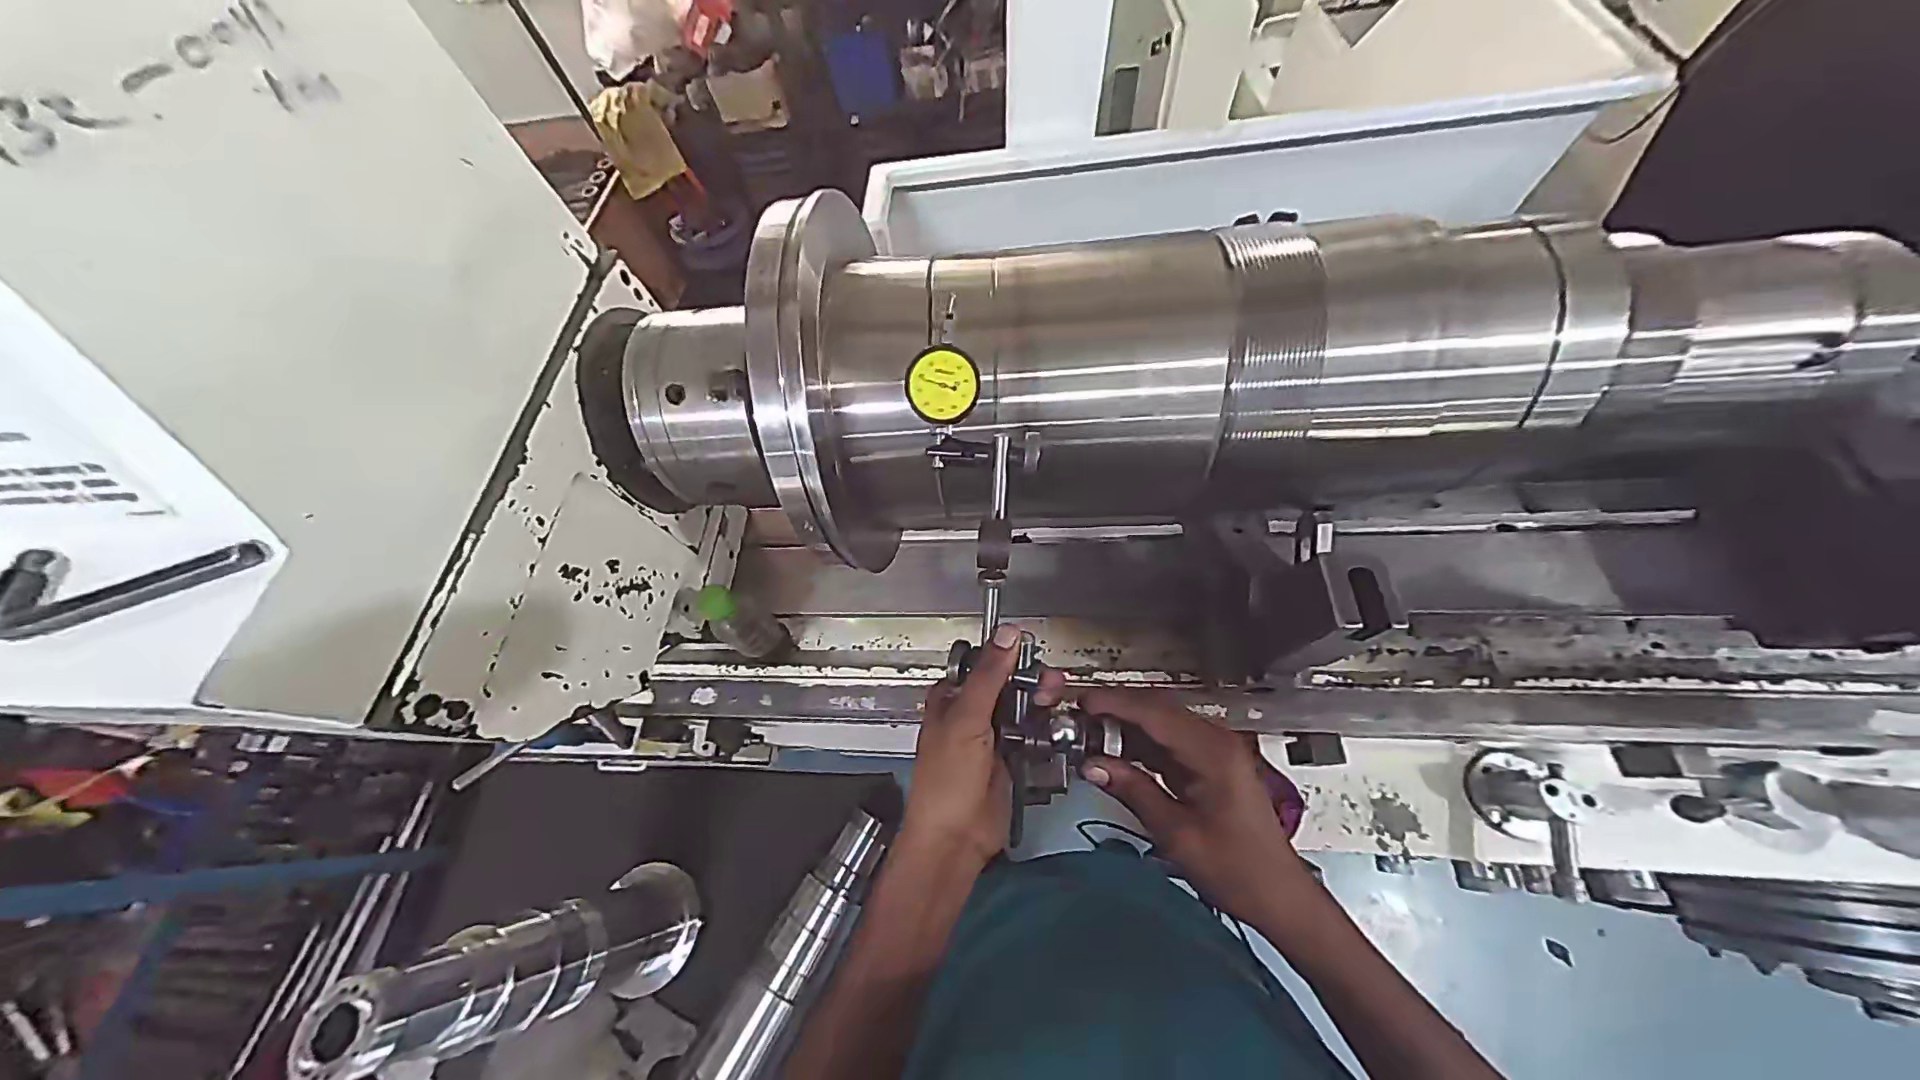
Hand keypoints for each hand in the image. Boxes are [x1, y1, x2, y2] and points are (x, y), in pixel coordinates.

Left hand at [900, 624, 1063, 871]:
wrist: (957, 839)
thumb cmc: (947, 780)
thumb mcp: (967, 719)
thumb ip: (990, 675)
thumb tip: (1006, 634)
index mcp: (951, 698)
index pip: (983, 663)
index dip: (1007, 655)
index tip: (1031, 650)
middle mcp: (971, 713)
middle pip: (1008, 683)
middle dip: (1031, 680)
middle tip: (1050, 684)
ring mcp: (992, 736)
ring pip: (1024, 707)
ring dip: (1041, 702)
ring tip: (1055, 701)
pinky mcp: (1012, 757)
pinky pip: (1034, 733)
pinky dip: (1046, 727)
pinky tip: (1056, 724)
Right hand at [1078, 687, 1318, 925]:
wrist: (1279, 896)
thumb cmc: (1236, 870)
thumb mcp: (1176, 834)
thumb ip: (1133, 790)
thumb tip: (1092, 764)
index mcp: (1212, 752)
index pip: (1154, 712)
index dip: (1113, 703)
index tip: (1080, 703)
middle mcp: (1215, 741)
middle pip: (1156, 708)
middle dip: (1114, 708)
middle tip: (1075, 716)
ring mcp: (1213, 750)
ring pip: (1159, 722)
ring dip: (1124, 724)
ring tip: (1087, 732)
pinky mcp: (1208, 763)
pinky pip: (1167, 741)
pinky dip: (1138, 742)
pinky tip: (1113, 751)